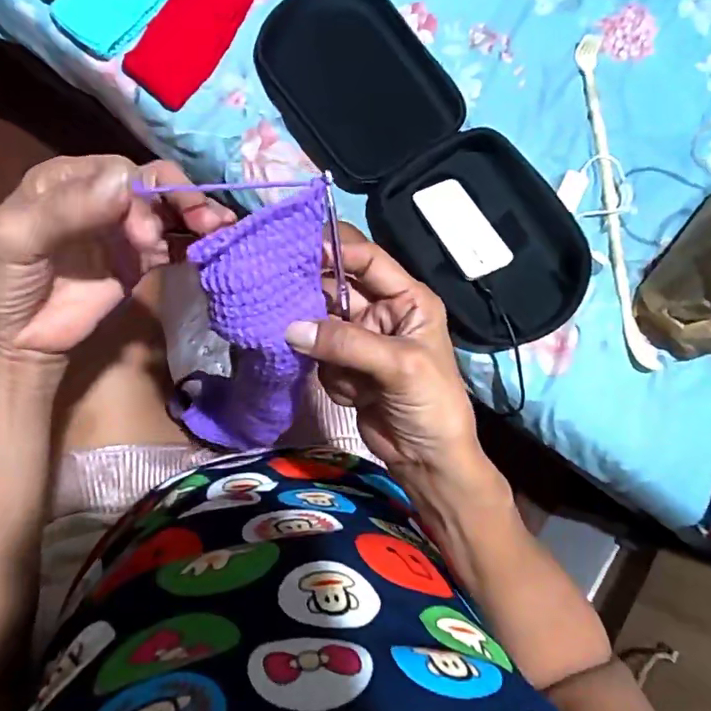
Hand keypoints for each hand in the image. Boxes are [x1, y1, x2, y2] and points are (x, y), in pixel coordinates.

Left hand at [0, 155, 234, 378]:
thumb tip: (124, 181)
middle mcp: (98, 200)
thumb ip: (68, 209)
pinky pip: (170, 247)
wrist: (0, 343)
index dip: (143, 193)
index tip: (146, 232)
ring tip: (222, 229)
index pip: (118, 172)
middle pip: (151, 187)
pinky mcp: (135, 265)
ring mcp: (119, 233)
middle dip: (182, 199)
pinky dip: (192, 245)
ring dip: (196, 217)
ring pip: (166, 213)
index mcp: (66, 181)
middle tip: (207, 222)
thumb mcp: (15, 238)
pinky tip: (213, 247)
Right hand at [285, 224, 490, 494]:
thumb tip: (291, 328)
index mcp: (407, 298)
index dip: (336, 249)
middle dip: (312, 289)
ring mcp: (360, 340)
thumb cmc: (432, 404)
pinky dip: (323, 369)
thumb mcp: (399, 365)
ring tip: (304, 344)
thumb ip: (346, 342)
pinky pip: (318, 354)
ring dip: (314, 335)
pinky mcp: (344, 367)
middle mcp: (381, 312)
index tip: (297, 249)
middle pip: (336, 287)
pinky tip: (349, 393)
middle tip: (278, 287)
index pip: (368, 260)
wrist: (429, 461)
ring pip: (320, 320)